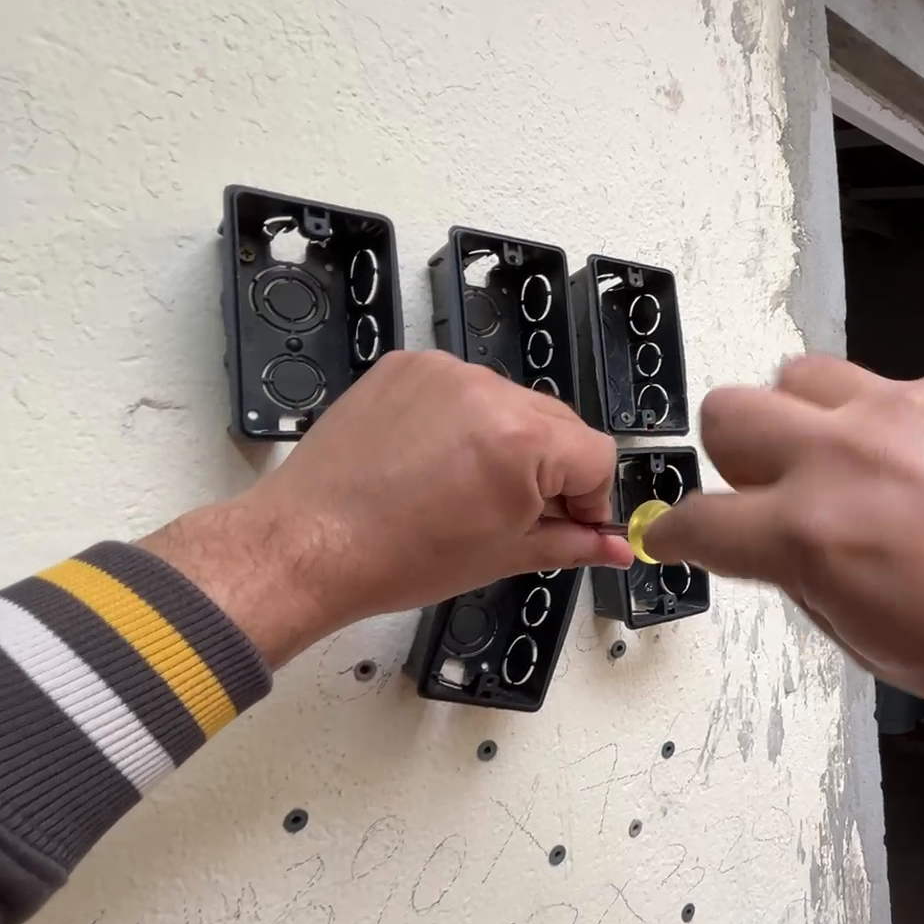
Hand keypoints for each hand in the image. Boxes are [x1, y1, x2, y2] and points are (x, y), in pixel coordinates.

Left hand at [142, 351, 633, 667]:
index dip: (591, 498)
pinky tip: (440, 458)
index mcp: (523, 440)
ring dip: (512, 441)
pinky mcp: (410, 366)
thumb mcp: (507, 555)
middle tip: (520, 510)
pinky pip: (468, 388)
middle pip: (562, 426)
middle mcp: (490, 391)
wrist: (306, 545)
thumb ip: (575, 544)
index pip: (598, 455)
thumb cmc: (399, 558)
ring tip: (470, 485)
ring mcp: (447, 372)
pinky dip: (468, 419)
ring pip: (517, 404)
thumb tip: (617, 549)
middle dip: (555, 470)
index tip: (570, 523)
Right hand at [644, 355, 923, 759]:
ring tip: (837, 459)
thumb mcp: (870, 645)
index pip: (699, 520)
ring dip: (796, 420)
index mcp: (813, 538)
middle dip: (728, 456)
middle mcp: (843, 459)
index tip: (674, 530)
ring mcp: (898, 410)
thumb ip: (802, 581)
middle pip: (726, 412)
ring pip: (796, 376)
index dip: (675, 531)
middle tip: (760, 486)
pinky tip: (918, 461)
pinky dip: (878, 420)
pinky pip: (881, 384)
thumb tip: (772, 546)